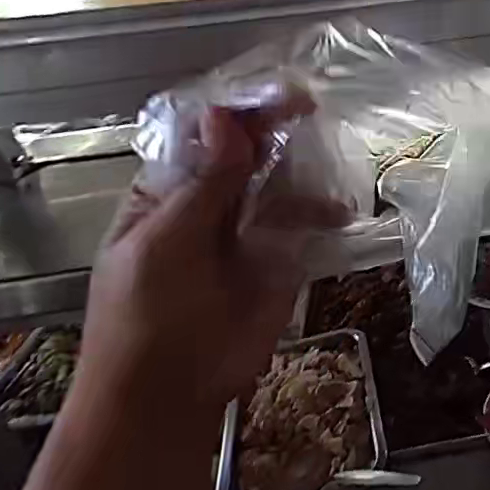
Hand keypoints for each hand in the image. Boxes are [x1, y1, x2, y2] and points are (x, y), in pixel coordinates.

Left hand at [79, 89, 349, 417]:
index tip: (279, 93)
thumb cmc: (147, 317)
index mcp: (169, 192)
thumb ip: (203, 183)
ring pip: (282, 183)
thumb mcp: (165, 244)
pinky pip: (307, 223)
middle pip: (248, 151)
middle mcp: (212, 202)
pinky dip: (327, 212)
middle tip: (313, 108)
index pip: (204, 135)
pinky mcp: (282, 256)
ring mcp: (250, 229)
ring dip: (306, 167)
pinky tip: (342, 211)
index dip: (239, 110)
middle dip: (277, 127)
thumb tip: (226, 119)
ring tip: (330, 160)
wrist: (171, 396)